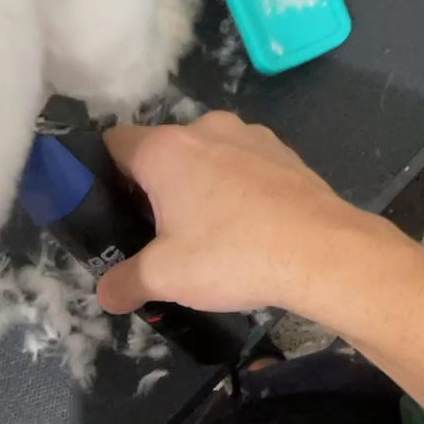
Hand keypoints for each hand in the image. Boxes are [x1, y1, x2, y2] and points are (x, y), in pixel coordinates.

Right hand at [95, 112, 403, 320]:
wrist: (321, 252)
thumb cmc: (232, 256)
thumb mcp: (166, 277)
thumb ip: (126, 283)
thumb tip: (106, 295)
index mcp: (165, 149)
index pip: (114, 144)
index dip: (102, 176)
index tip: (109, 211)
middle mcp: (203, 127)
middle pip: (161, 152)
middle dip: (152, 190)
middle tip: (156, 237)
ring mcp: (248, 135)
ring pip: (204, 158)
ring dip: (196, 190)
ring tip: (205, 237)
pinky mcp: (282, 153)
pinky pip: (242, 167)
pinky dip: (234, 192)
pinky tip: (244, 230)